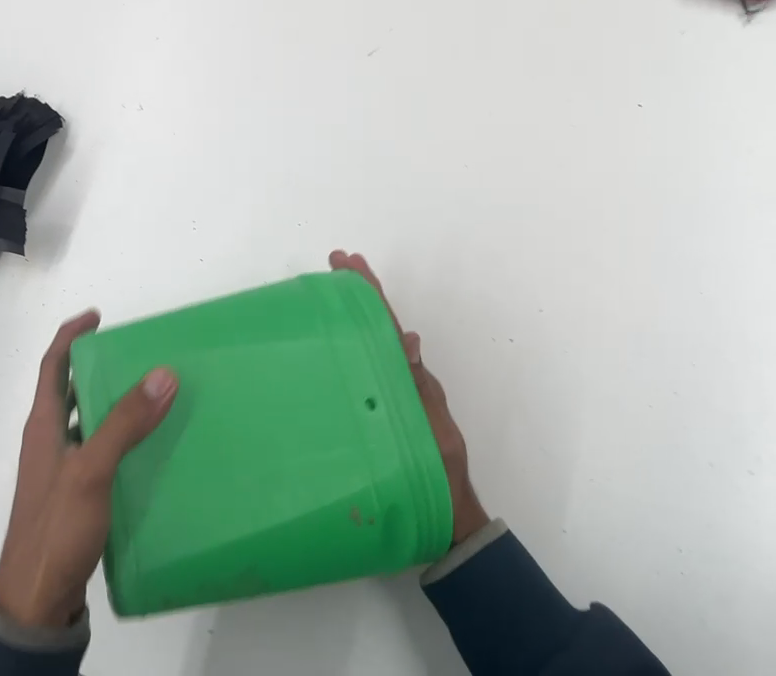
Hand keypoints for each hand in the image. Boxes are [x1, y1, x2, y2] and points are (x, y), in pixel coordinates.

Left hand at [0, 310, 178, 626]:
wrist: (37, 596)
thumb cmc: (56, 526)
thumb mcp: (91, 470)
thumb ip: (124, 423)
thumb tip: (161, 373)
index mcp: (43, 425)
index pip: (52, 365)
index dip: (71, 336)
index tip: (98, 317)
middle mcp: (48, 440)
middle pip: (71, 389)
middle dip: (100, 367)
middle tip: (139, 356)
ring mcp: (60, 469)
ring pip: (86, 421)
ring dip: (112, 403)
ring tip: (152, 394)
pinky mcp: (74, 494)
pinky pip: (98, 450)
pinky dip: (119, 438)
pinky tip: (148, 447)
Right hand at [330, 250, 491, 546]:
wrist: (444, 515)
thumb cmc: (440, 473)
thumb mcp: (435, 430)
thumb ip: (422, 390)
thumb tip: (408, 338)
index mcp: (412, 375)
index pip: (388, 324)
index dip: (370, 292)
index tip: (350, 263)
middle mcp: (398, 376)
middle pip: (377, 324)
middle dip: (359, 291)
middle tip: (337, 260)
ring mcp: (386, 392)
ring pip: (367, 342)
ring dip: (353, 312)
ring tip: (331, 285)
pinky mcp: (375, 411)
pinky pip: (360, 369)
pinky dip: (348, 346)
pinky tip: (331, 340)